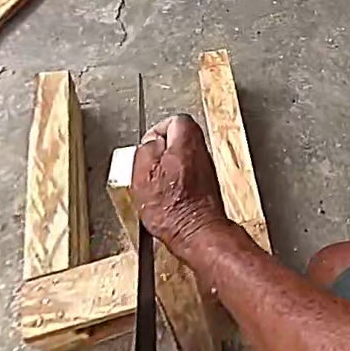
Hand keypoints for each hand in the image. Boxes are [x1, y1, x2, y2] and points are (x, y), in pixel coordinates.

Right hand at [131, 115, 228, 255]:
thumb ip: (146, 148)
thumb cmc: (171, 206)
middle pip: (181, 136)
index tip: (148, 145)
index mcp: (187, 143)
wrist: (195, 231)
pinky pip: (187, 172)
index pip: (176, 120)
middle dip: (162, 148)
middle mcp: (202, 152)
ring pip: (183, 155)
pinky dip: (175, 179)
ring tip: (156, 182)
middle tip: (149, 165)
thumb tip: (150, 139)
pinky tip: (165, 193)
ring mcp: (206, 167)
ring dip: (168, 164)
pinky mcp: (206, 182)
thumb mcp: (143, 173)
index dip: (157, 129)